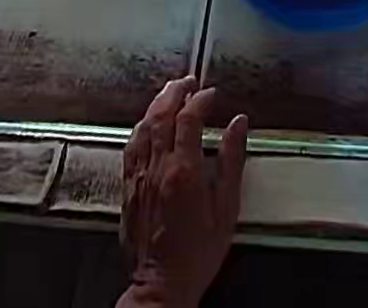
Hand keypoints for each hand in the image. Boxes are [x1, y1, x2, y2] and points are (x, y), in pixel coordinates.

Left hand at [118, 76, 249, 307]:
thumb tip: (239, 122)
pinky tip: (148, 121)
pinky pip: (131, 147)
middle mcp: (158, 168)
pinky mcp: (128, 188)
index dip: (201, 99)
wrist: (161, 288)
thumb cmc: (199, 251)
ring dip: (157, 104)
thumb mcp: (227, 207)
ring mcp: (140, 177)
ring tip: (170, 92)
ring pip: (144, 127)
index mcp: (184, 170)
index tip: (213, 94)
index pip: (189, 118)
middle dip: (175, 91)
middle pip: (162, 115)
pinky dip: (141, 126)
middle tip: (189, 80)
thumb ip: (233, 160)